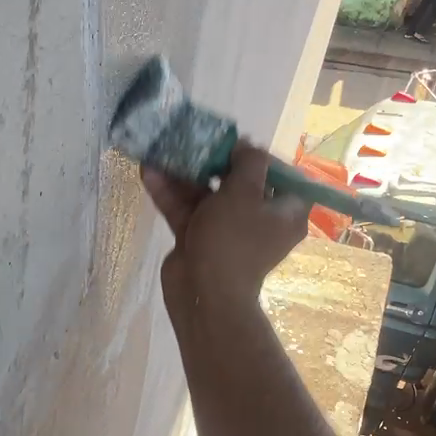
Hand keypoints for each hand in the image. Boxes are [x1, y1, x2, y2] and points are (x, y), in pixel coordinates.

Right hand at [140, 143, 309, 305]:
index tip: (234, 145)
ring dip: (184, 175)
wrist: (202, 293)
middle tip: (193, 142)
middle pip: (238, 183)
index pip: (280, 175)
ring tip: (162, 151)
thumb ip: (247, 162)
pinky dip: (171, 194)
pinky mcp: (199, 240)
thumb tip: (245, 145)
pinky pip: (187, 211)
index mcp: (285, 211)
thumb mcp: (245, 192)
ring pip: (207, 196)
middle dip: (212, 162)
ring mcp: (227, 232)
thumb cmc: (233, 240)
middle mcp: (259, 220)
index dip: (257, 156)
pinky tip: (149, 173)